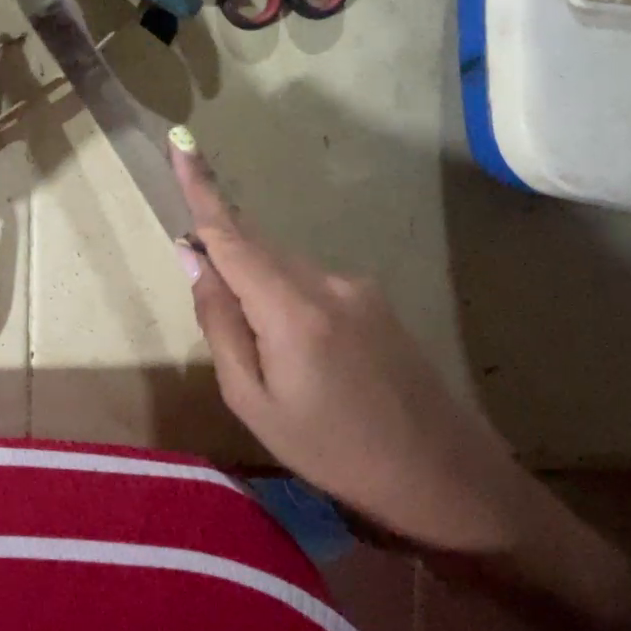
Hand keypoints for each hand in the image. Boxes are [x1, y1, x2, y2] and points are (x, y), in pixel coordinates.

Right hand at [170, 133, 546, 554]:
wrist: (451, 485)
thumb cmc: (335, 451)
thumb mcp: (253, 400)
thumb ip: (220, 323)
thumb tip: (193, 260)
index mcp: (291, 309)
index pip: (230, 235)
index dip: (199, 190)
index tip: (179, 145)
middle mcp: (326, 283)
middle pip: (253, 248)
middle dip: (221, 261)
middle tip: (215, 317)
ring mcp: (357, 290)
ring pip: (280, 268)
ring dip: (255, 291)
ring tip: (269, 362)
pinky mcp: (375, 303)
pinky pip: (308, 284)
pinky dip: (283, 302)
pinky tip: (301, 359)